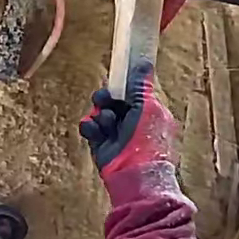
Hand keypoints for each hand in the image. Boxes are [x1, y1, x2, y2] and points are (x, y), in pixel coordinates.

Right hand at [78, 59, 175, 178]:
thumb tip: (145, 62)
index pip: (131, 92)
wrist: (135, 176)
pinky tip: (98, 134)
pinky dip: (91, 128)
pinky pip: (88, 126)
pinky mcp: (99, 143)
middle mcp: (131, 121)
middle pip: (111, 99)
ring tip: (108, 125)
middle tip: (106, 101)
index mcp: (147, 112)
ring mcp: (114, 133)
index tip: (117, 81)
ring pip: (98, 111)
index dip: (122, 86)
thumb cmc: (148, 141)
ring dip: (101, 115)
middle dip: (106, 98)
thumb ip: (142, 85)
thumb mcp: (149, 107)